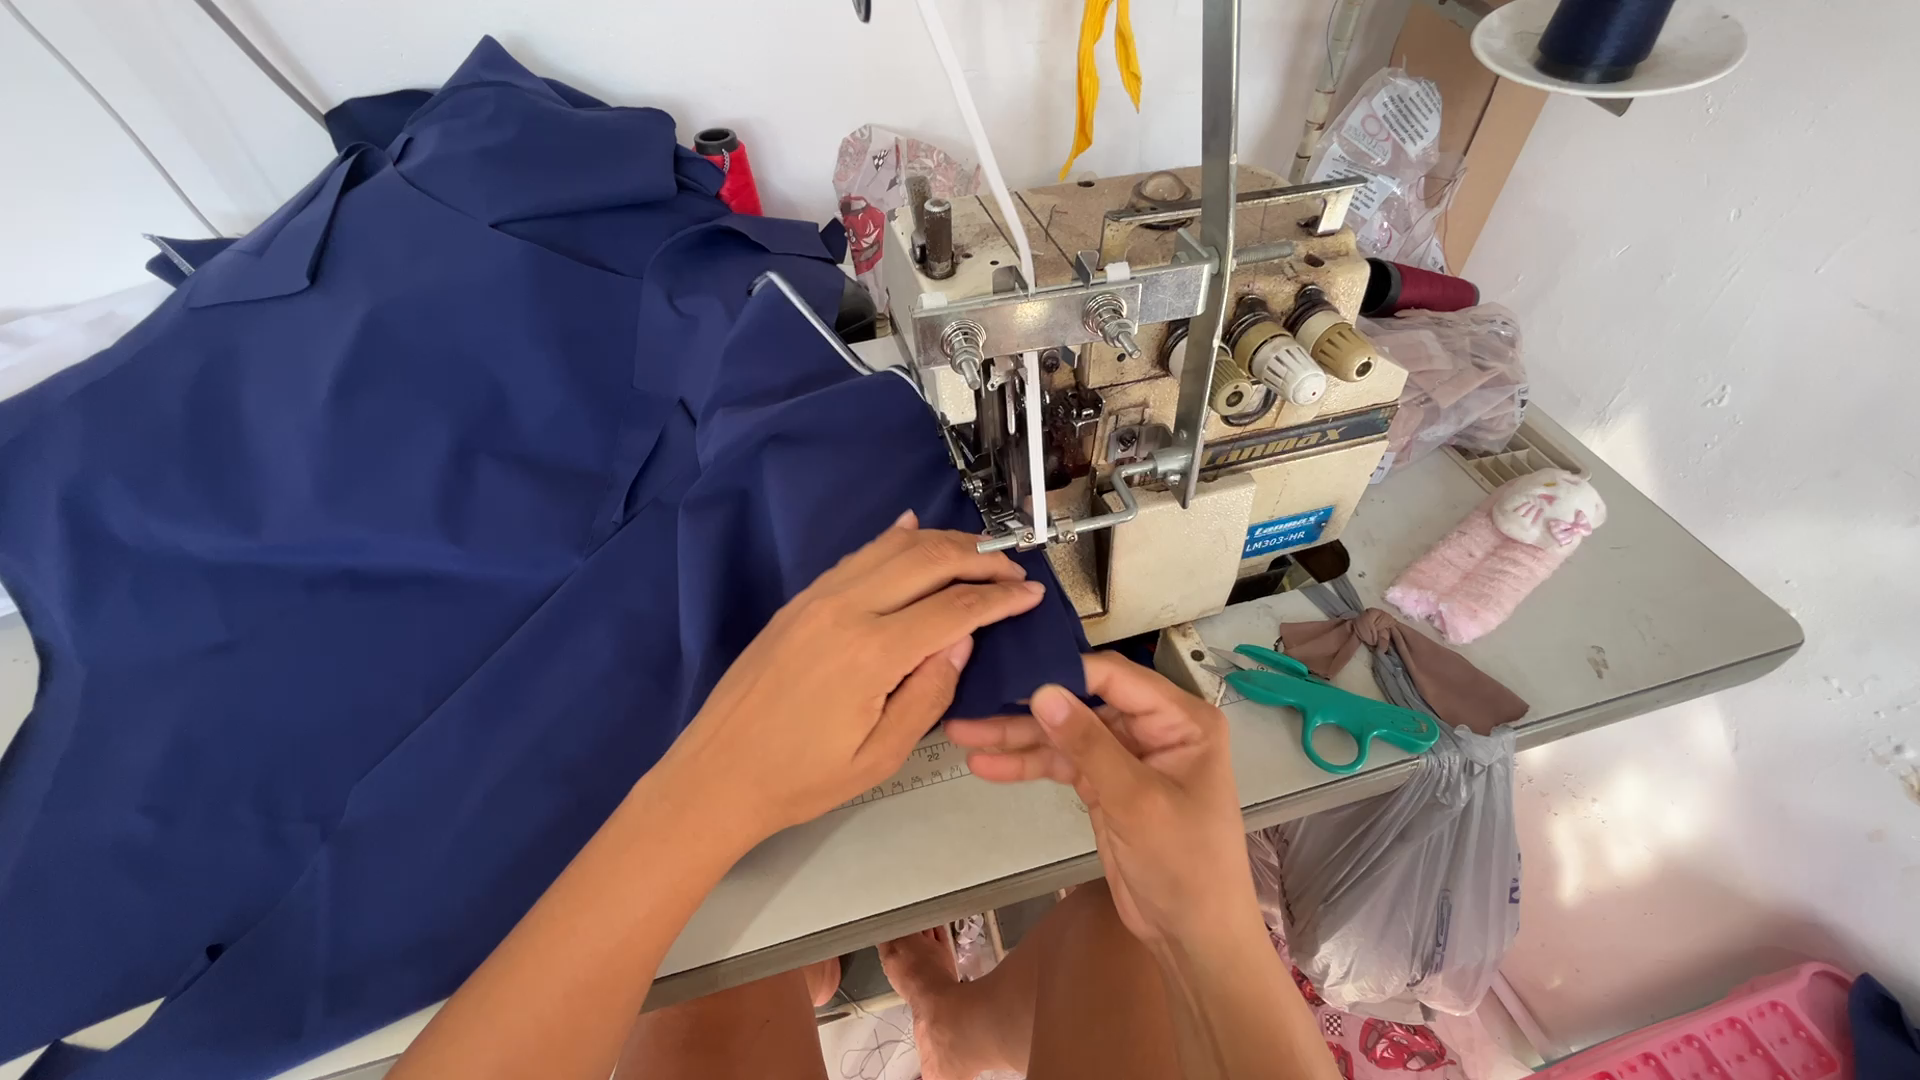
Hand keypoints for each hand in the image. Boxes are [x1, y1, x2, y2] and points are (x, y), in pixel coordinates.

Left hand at [657, 513, 1045, 844]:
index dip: (1001, 597)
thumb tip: (963, 641)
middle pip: (928, 559)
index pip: (956, 607)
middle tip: (1013, 569)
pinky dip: (892, 539)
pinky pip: (857, 555)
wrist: (716, 774)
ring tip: (979, 552)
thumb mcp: (881, 757)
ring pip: (892, 547)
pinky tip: (911, 528)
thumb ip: (930, 693)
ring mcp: (817, 597)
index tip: (1032, 594)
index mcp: (872, 652)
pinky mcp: (800, 599)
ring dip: (942, 542)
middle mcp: (846, 608)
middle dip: (980, 558)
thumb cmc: (801, 778)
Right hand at [946, 652, 1262, 953]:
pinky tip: (986, 764)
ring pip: (1064, 733)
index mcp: (1181, 719)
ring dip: (1017, 737)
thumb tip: (1042, 691)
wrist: (1192, 937)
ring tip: (963, 733)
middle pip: (1082, 703)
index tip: (1012, 672)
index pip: (1114, 678)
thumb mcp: (1135, 799)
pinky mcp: (1104, 783)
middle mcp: (1154, 727)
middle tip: (974, 701)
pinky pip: (1061, 763)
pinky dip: (1026, 765)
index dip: (1064, 671)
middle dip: (1028, 708)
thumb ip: (1087, 743)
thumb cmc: (1184, 864)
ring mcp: (1126, 755)